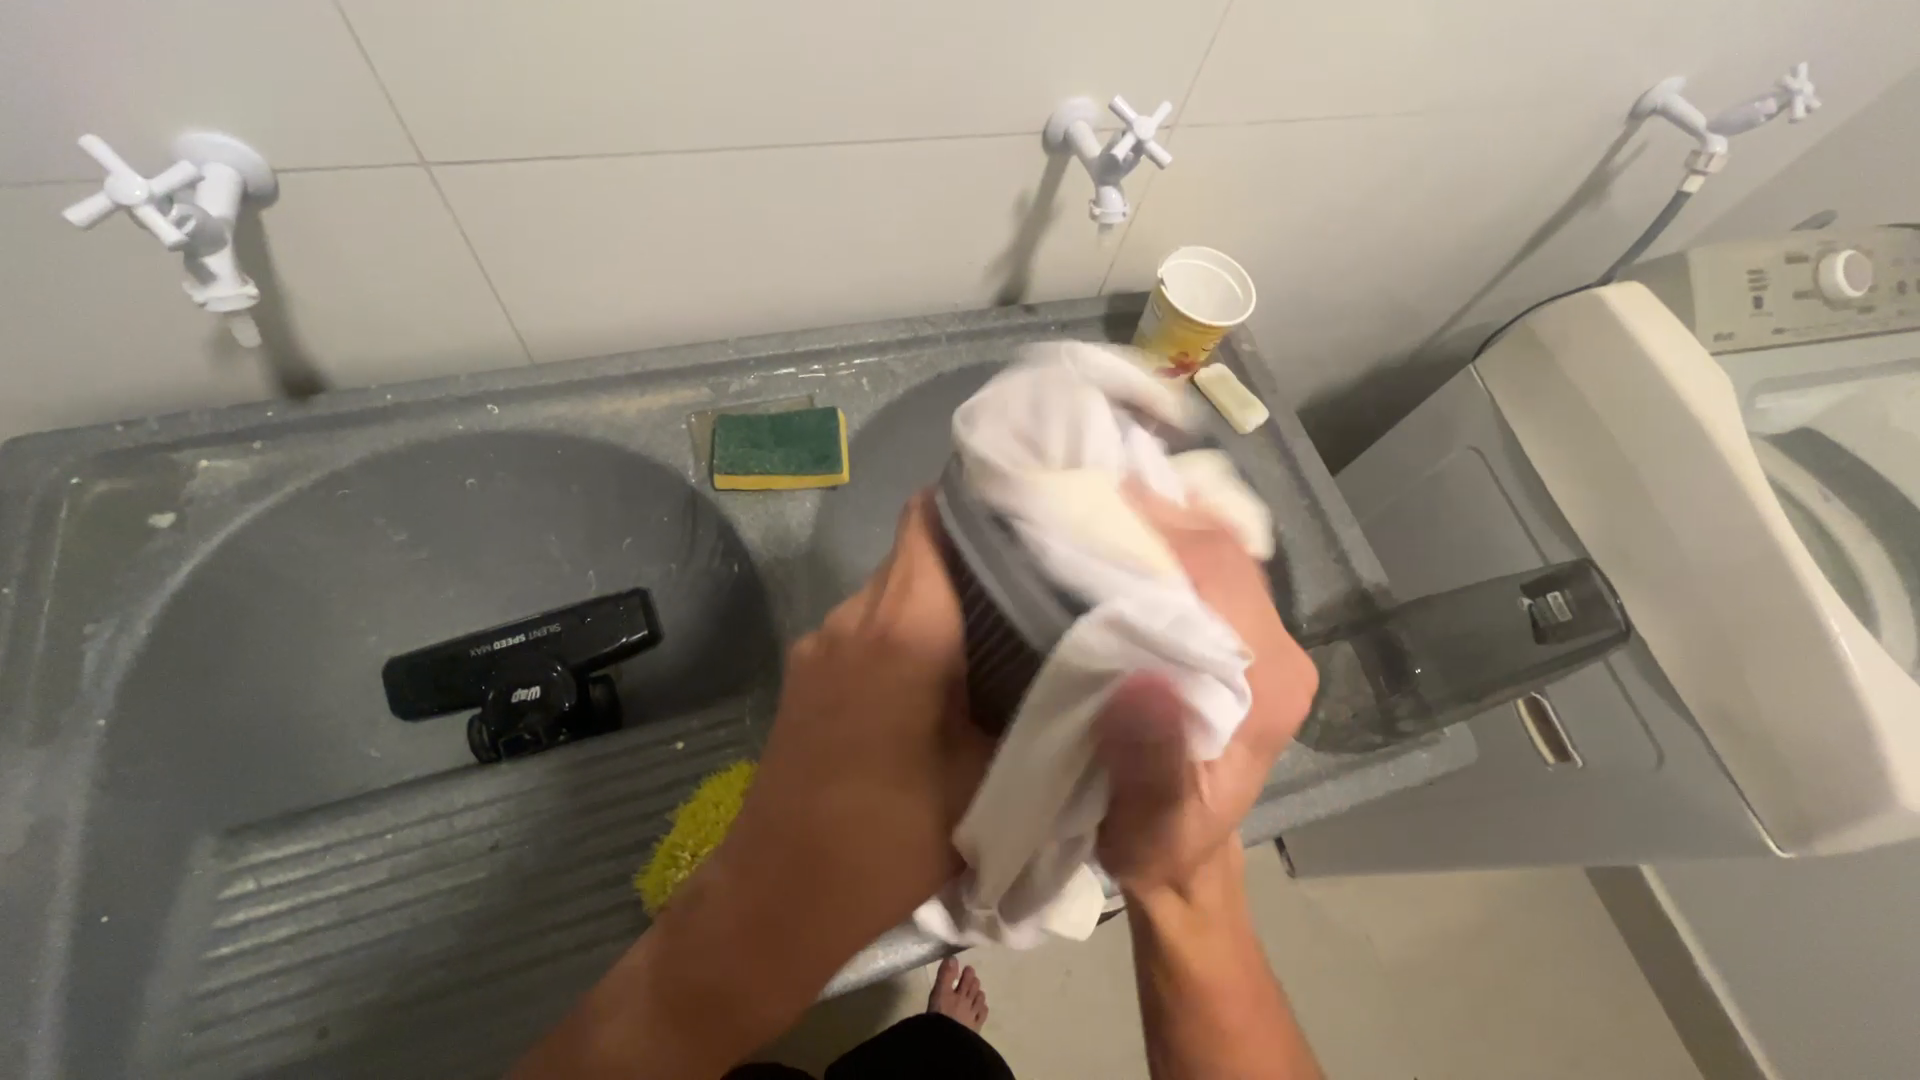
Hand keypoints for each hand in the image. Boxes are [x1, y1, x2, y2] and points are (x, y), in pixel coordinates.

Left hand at [509, 496, 992, 1079]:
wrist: (780, 894)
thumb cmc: (892, 837)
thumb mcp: (987, 777)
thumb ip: (1034, 712)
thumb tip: (1081, 670)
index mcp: (904, 627)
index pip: (929, 520)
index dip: (975, 502)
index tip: (1026, 510)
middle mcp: (853, 616)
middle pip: (914, 555)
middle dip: (970, 559)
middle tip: (1030, 582)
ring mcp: (818, 643)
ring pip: (888, 592)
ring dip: (934, 602)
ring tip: (989, 633)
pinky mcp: (802, 673)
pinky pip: (863, 628)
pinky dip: (901, 632)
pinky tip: (932, 677)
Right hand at [1094, 490, 1316, 896]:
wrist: (1179, 854)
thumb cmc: (1160, 842)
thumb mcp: (1148, 825)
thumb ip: (1151, 766)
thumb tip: (1141, 683)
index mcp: (1269, 683)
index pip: (1220, 574)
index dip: (1161, 528)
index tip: (1093, 496)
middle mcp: (1277, 649)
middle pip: (1220, 551)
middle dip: (1154, 512)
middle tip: (1080, 486)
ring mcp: (1259, 638)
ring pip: (1211, 552)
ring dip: (1155, 521)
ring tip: (1091, 499)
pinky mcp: (1235, 636)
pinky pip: (1199, 569)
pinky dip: (1158, 542)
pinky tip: (1114, 532)